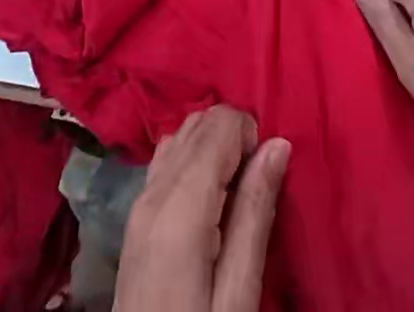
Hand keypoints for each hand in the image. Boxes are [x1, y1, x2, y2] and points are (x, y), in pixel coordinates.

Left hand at [114, 105, 290, 311]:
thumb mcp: (239, 291)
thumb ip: (255, 211)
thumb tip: (278, 144)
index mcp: (181, 207)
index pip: (219, 124)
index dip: (251, 137)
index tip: (265, 177)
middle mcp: (154, 191)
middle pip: (200, 122)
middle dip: (235, 137)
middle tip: (254, 187)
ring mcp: (139, 202)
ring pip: (182, 133)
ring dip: (215, 145)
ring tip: (234, 192)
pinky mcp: (135, 215)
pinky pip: (167, 156)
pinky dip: (194, 157)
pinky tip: (208, 196)